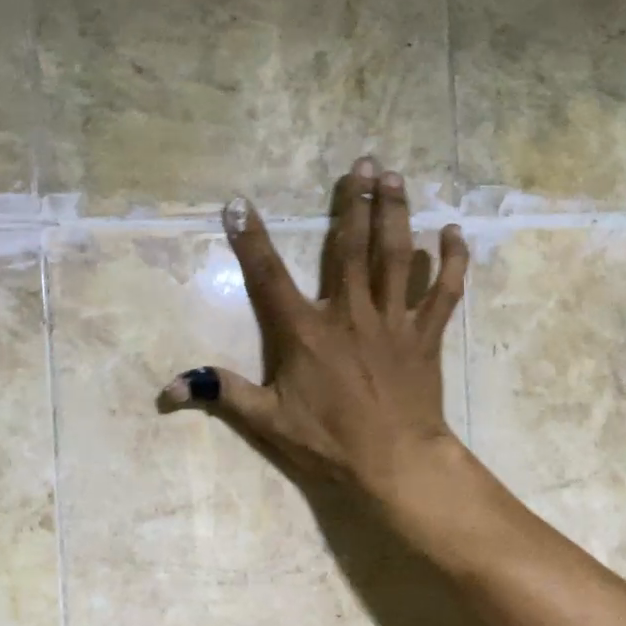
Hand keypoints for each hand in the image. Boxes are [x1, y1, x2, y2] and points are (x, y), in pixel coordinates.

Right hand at [160, 156, 469, 500]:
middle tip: (362, 161)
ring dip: (395, 212)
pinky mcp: (426, 335)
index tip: (240, 202)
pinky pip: (445, 291)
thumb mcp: (269, 421)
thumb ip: (224, 395)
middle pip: (350, 247)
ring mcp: (393, 321)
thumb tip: (171, 388)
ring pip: (396, 256)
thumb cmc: (329, 443)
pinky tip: (454, 232)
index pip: (270, 277)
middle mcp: (350, 313)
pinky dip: (452, 260)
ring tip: (394, 175)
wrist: (396, 463)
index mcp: (306, 332)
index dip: (252, 239)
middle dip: (353, 201)